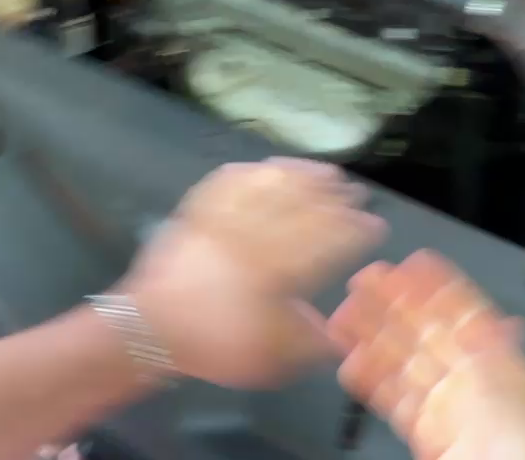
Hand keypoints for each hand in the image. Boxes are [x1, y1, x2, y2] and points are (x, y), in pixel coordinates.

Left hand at [114, 158, 385, 388]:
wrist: (152, 326)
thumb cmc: (214, 344)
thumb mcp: (270, 357)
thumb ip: (307, 340)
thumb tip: (337, 331)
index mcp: (274, 272)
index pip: (324, 241)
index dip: (352, 229)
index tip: (373, 222)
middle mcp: (251, 236)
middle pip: (300, 206)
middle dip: (333, 195)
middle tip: (354, 188)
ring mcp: (223, 218)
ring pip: (266, 185)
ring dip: (298, 175)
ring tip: (321, 170)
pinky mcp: (198, 210)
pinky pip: (227, 181)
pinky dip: (251, 171)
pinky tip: (264, 166)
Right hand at [329, 251, 524, 459]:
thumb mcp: (510, 376)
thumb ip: (479, 330)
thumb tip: (459, 294)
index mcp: (496, 359)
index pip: (459, 310)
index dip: (431, 285)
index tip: (405, 263)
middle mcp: (469, 379)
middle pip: (421, 332)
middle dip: (390, 303)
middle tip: (361, 281)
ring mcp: (446, 405)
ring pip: (400, 361)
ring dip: (371, 337)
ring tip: (344, 318)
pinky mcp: (427, 433)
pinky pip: (392, 399)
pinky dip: (369, 379)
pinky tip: (351, 362)